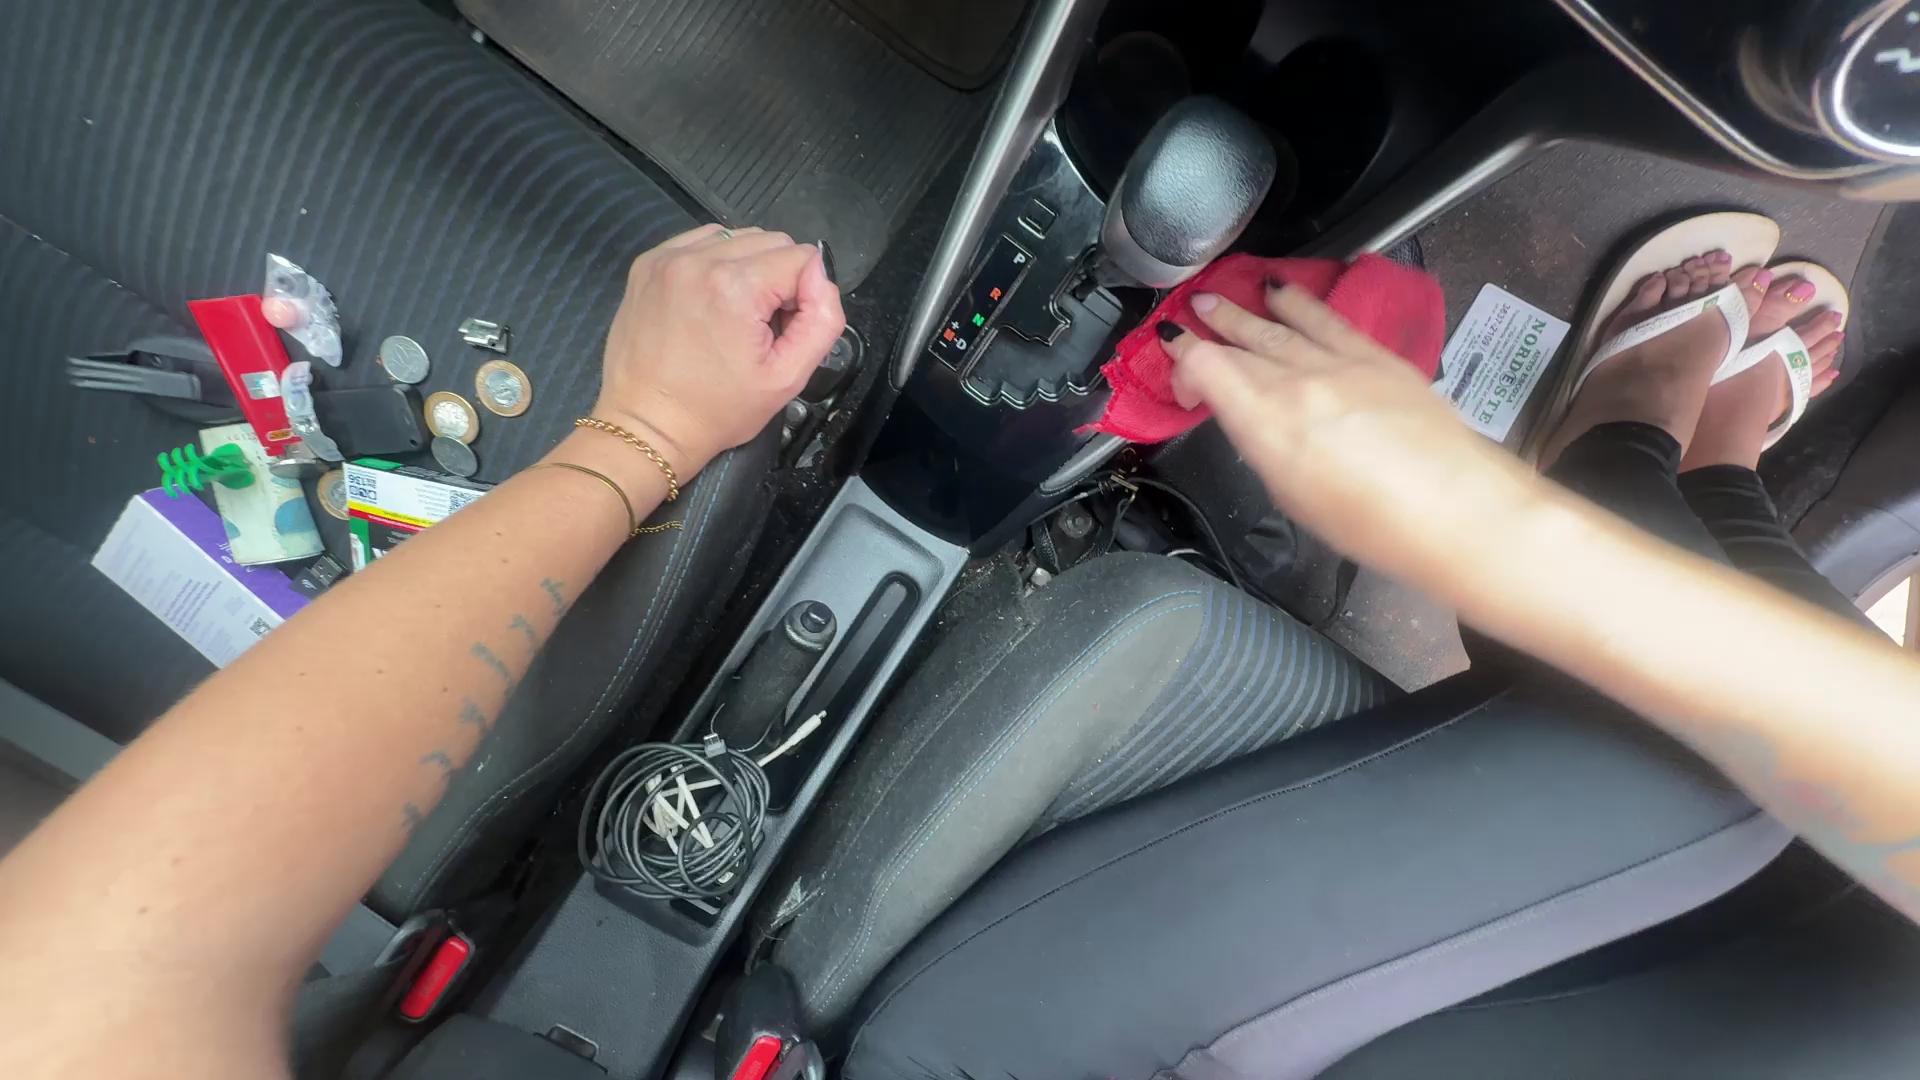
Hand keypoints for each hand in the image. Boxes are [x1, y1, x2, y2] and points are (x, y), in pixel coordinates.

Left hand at [595, 224, 844, 475]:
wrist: (648, 424)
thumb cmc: (719, 410)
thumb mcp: (788, 379)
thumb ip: (822, 322)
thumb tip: (821, 275)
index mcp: (735, 287)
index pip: (801, 258)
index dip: (805, 295)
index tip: (785, 330)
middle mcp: (698, 259)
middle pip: (771, 240)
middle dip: (780, 278)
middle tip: (764, 326)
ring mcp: (668, 257)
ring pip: (738, 236)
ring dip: (750, 267)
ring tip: (737, 313)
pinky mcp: (649, 262)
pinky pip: (702, 241)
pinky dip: (718, 263)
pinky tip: (712, 300)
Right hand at [1163, 284, 1533, 573]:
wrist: (1455, 509)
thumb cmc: (1366, 523)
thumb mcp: (1289, 495)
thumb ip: (1264, 448)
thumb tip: (1258, 425)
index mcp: (1269, 421)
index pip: (1210, 369)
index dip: (1184, 365)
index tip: (1180, 380)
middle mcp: (1299, 382)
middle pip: (1242, 346)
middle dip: (1209, 330)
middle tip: (1187, 316)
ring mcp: (1341, 364)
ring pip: (1279, 327)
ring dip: (1244, 312)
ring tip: (1218, 298)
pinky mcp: (1378, 358)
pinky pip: (1328, 319)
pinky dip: (1300, 303)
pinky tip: (1282, 290)